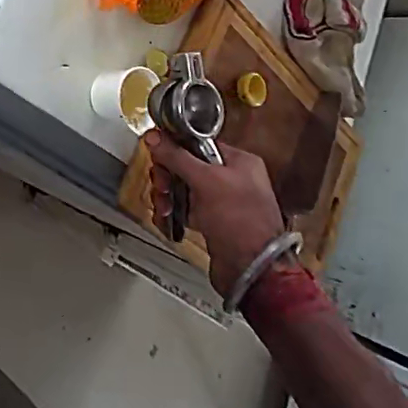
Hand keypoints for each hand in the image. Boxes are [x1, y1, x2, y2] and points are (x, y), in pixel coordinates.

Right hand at [147, 132, 286, 297]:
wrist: (252, 270)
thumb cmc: (241, 222)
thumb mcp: (206, 180)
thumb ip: (177, 157)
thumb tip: (155, 137)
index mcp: (238, 162)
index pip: (197, 145)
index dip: (174, 150)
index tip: (157, 157)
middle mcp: (231, 179)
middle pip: (185, 167)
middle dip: (167, 177)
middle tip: (162, 187)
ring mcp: (221, 202)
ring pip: (182, 189)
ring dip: (167, 196)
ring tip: (165, 208)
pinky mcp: (211, 222)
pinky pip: (184, 210)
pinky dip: (172, 213)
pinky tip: (167, 219)